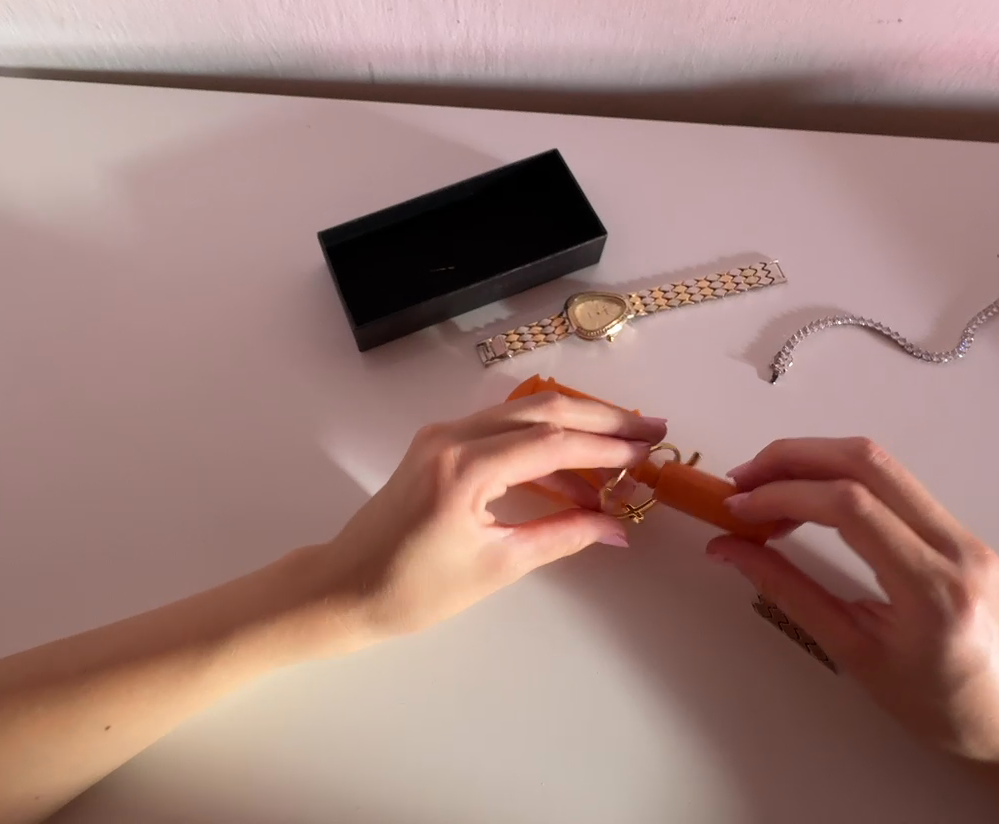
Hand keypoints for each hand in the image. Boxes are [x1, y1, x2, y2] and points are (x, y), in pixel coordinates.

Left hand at [317, 392, 665, 640]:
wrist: (346, 584)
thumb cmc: (416, 588)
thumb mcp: (497, 566)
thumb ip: (562, 536)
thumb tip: (618, 527)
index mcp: (464, 467)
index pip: (550, 443)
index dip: (604, 447)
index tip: (648, 452)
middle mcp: (453, 435)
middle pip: (540, 411)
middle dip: (600, 419)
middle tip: (651, 430)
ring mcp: (443, 434)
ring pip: (522, 413)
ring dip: (574, 425)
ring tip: (623, 447)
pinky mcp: (439, 443)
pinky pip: (501, 429)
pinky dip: (541, 440)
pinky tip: (573, 468)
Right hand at [706, 438, 998, 764]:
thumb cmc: (939, 705)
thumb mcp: (853, 653)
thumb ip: (787, 591)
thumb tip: (726, 548)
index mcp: (933, 588)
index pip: (851, 506)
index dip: (783, 494)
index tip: (736, 507)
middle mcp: (954, 545)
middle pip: (865, 462)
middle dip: (791, 458)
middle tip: (742, 480)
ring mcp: (961, 531)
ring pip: (876, 461)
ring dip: (809, 461)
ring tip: (764, 489)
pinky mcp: (954, 527)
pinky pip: (886, 480)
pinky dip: (832, 476)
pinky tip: (803, 500)